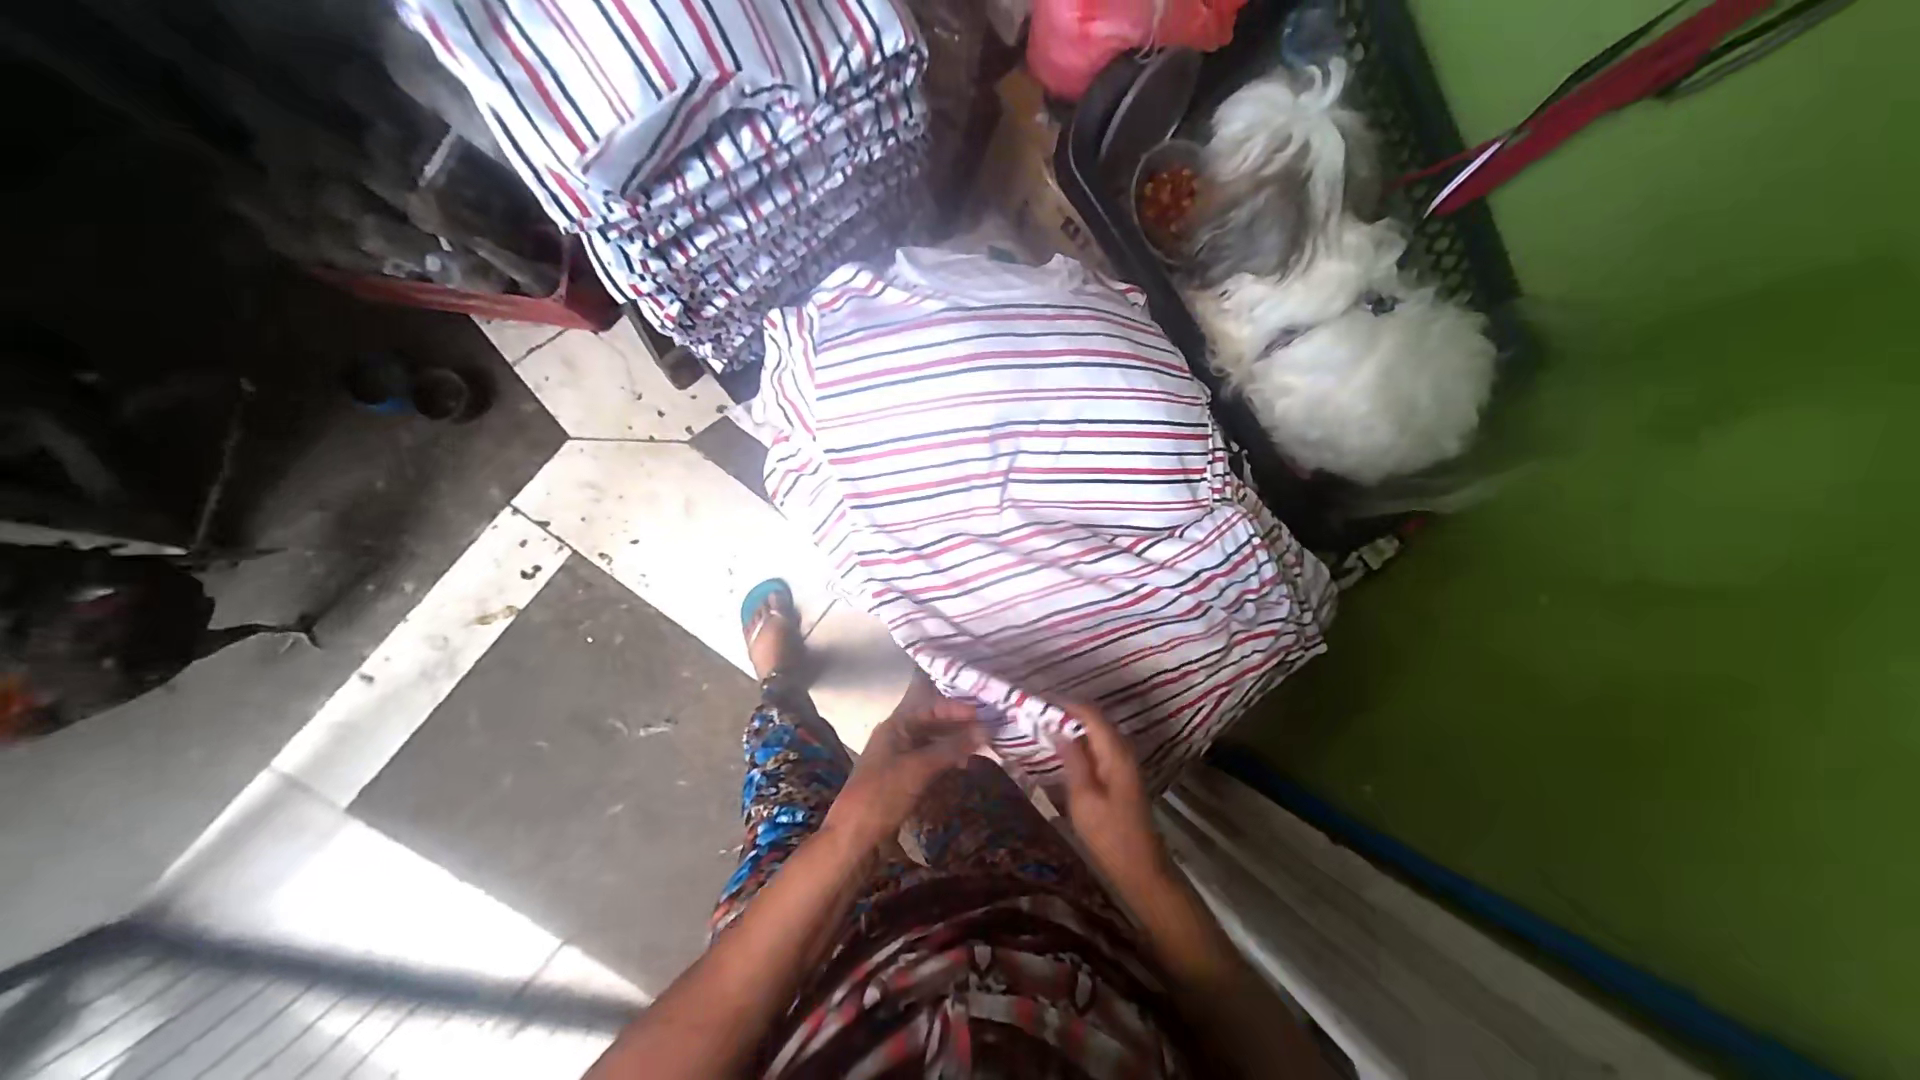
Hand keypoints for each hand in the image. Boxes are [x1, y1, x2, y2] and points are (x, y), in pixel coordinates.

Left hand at [823, 700, 982, 851]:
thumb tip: (984, 730)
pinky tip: (962, 767)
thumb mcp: (919, 768)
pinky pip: (929, 763)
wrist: (854, 837)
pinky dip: (946, 763)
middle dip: (958, 726)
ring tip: (980, 748)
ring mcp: (899, 760)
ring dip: (954, 745)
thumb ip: (951, 748)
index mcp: (894, 727)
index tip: (982, 712)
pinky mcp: (903, 781)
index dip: (955, 708)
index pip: (929, 708)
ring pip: (932, 745)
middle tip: (987, 729)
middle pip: (932, 725)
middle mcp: (897, 738)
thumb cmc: (883, 795)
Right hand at [1058, 704, 1169, 887]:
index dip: (1067, 706)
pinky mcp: (1123, 779)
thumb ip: (1073, 761)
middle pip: (1096, 722)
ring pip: (1099, 737)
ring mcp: (1126, 766)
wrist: (1141, 870)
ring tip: (1046, 733)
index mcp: (1116, 754)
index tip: (1040, 703)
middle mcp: (1124, 753)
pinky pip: (1101, 751)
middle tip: (1039, 718)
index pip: (1091, 715)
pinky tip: (1065, 756)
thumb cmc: (1109, 836)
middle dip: (1069, 716)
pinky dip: (1083, 747)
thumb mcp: (1084, 798)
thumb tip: (1059, 731)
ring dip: (1075, 732)